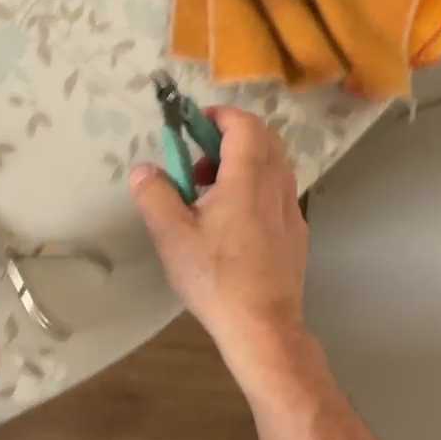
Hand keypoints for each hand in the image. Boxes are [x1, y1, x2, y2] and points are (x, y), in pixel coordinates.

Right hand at [131, 107, 307, 366]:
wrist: (261, 323)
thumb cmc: (214, 277)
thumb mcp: (170, 236)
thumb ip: (155, 195)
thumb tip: (145, 170)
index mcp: (247, 178)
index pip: (243, 124)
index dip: (217, 116)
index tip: (191, 126)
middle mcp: (276, 185)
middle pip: (263, 139)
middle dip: (228, 139)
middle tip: (196, 165)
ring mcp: (291, 208)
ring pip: (273, 166)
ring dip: (241, 165)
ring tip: (208, 196)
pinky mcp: (295, 231)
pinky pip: (276, 192)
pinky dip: (253, 188)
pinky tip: (230, 223)